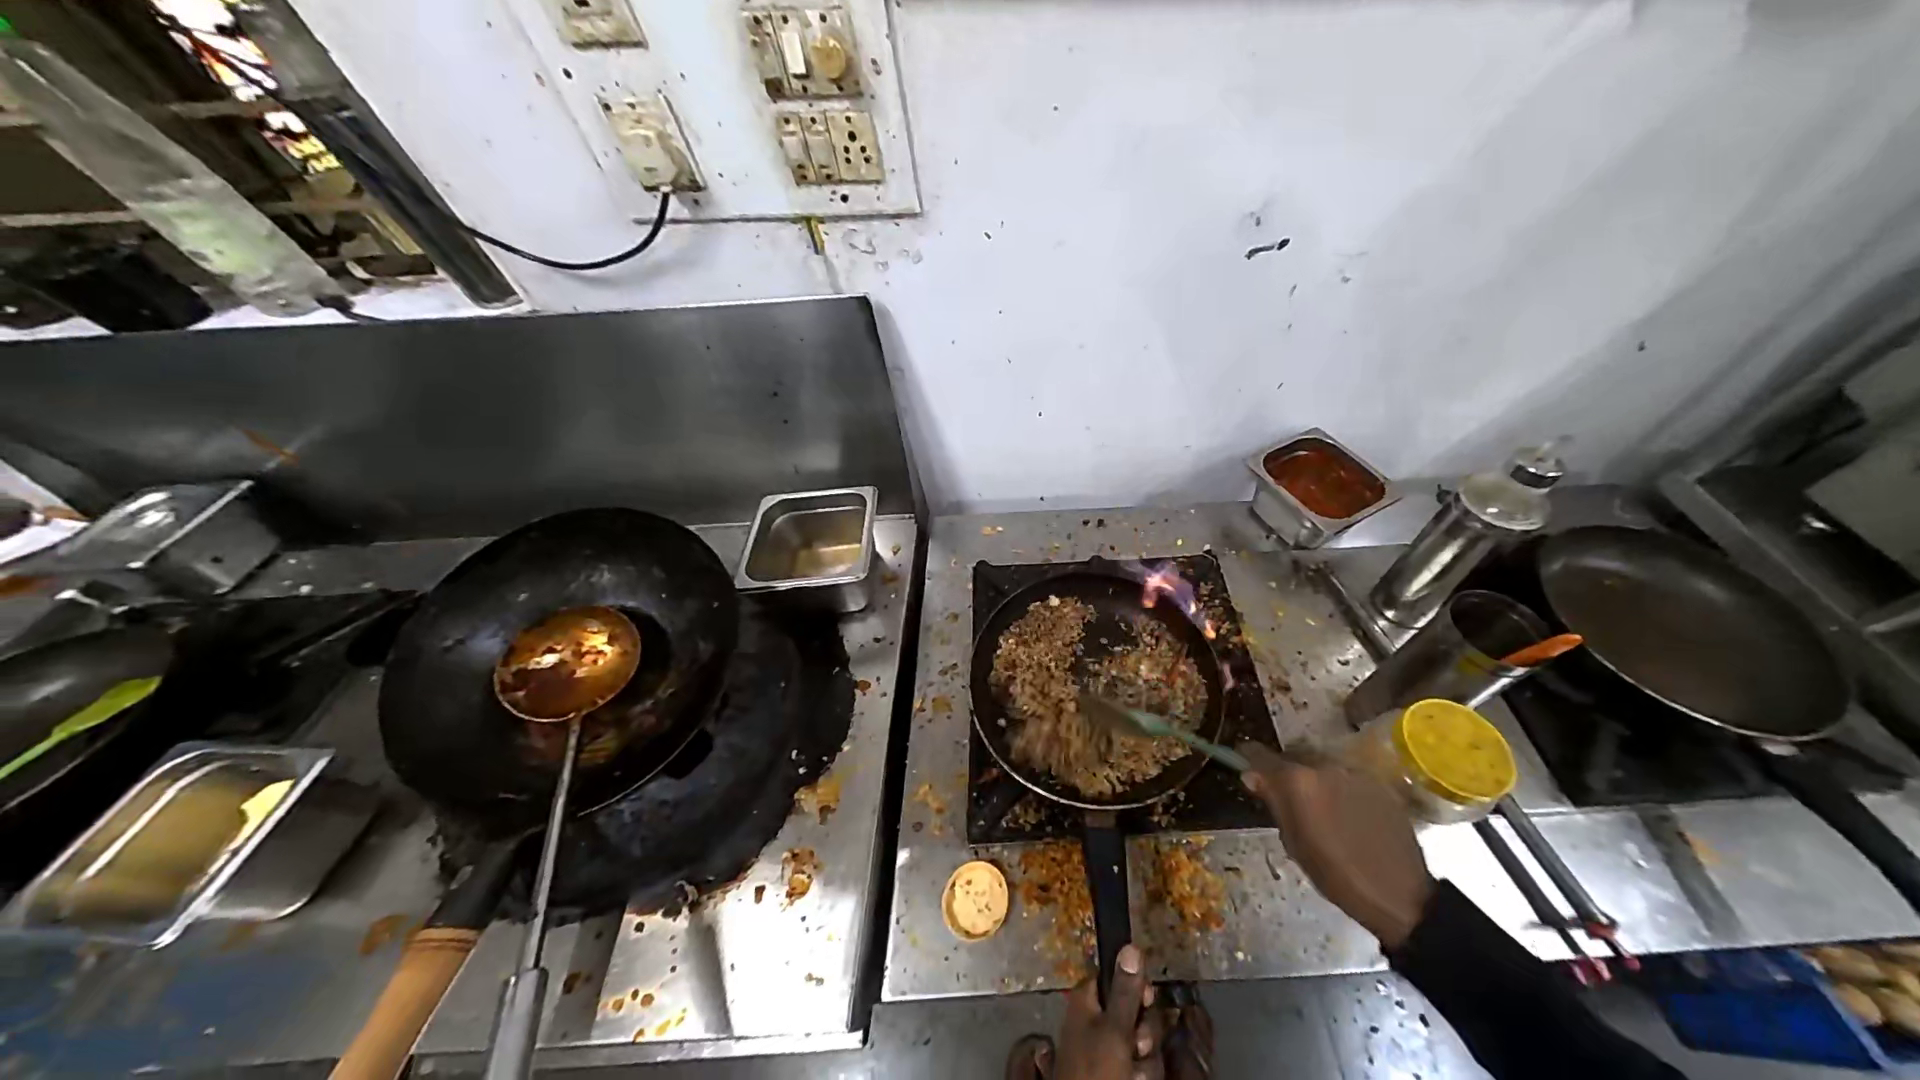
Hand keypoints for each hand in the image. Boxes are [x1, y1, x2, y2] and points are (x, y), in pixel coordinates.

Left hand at [1055, 944, 1165, 1079]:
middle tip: (1137, 1048)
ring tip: (1133, 1076)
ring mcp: (1111, 1049)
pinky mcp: (1122, 1073)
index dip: (1136, 989)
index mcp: (1089, 1000)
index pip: (1118, 977)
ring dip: (1146, 1062)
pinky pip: (1144, 1067)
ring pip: (1146, 1043)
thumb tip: (1131, 945)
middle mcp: (1099, 1019)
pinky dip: (1143, 1077)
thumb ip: (1125, 991)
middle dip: (1146, 1033)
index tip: (1147, 1000)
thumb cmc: (1095, 1071)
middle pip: (1138, 1011)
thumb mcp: (1113, 1030)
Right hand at [1238, 743, 1435, 947]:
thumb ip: (1274, 803)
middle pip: (1293, 758)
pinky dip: (1341, 789)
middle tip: (1288, 800)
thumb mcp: (1294, 842)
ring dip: (1315, 780)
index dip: (1249, 760)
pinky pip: (1348, 778)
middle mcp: (1324, 766)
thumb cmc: (1336, 875)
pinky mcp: (1379, 783)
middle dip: (1286, 773)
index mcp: (1297, 781)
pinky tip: (1349, 815)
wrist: (1400, 894)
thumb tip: (1251, 775)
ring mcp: (1354, 772)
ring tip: (1322, 809)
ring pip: (1322, 766)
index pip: (1260, 755)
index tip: (1247, 771)